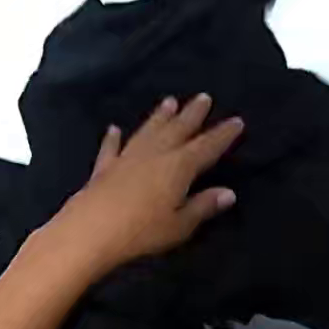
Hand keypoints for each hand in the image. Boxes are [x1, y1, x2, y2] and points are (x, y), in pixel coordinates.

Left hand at [32, 93, 243, 282]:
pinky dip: (114, 138)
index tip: (236, 121)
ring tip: (169, 101)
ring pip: (148, 131)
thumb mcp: (180, 224)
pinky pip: (112, 148)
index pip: (207, 147)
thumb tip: (228, 193)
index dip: (223, 135)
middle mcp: (154, 155)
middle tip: (203, 97)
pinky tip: (114, 129)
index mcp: (178, 167)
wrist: (91, 231)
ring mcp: (127, 159)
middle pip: (178, 130)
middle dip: (192, 114)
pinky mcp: (104, 169)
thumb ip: (203, 206)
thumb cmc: (142, 231)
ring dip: (160, 117)